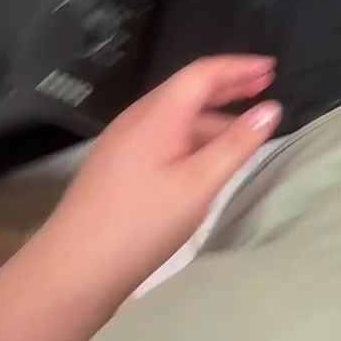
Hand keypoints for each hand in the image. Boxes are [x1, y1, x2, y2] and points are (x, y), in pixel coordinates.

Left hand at [36, 55, 281, 293]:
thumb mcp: (200, 183)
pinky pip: (165, 134)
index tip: (271, 67)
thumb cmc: (141, 223)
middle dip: (229, 84)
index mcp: (158, 114)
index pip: (203, 73)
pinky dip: (195, 134)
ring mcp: (124, 143)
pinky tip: (208, 156)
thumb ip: (237, 143)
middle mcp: (138, 119)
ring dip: (214, 113)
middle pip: (189, 88)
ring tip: (246, 126)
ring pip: (177, 115)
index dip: (239, 66)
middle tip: (266, 82)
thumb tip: (271, 109)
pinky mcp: (119, 167)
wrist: (69, 274)